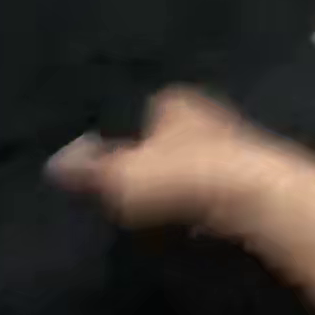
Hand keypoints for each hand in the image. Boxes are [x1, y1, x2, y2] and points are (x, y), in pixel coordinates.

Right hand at [48, 86, 295, 233]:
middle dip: (164, 147)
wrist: (255, 193)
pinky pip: (220, 180)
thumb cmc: (182, 175)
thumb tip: (59, 158)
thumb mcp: (121, 174)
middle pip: (181, 128)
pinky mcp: (253, 171)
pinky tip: (193, 214)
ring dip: (187, 173)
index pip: (158, 101)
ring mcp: (237, 140)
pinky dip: (206, 192)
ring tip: (158, 202)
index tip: (119, 144)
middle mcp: (212, 112)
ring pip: (203, 153)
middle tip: (134, 177)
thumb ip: (90, 166)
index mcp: (180, 102)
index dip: (138, 120)